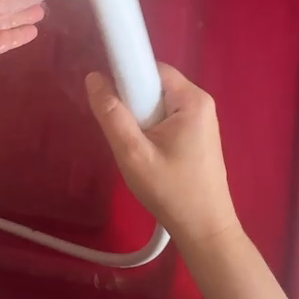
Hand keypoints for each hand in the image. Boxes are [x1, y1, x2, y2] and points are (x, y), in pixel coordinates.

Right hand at [86, 63, 238, 245]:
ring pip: (156, 103)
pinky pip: (165, 117)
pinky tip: (148, 156)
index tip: (111, 101)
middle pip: (152, 85)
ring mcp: (201, 119)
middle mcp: (200, 102)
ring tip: (136, 150)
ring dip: (140, 120)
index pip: (150, 67)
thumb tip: (93, 78)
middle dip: (132, 104)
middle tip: (125, 136)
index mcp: (191, 99)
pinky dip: (150, 130)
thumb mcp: (133, 155)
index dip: (126, 78)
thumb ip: (112, 115)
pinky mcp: (197, 134)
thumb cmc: (171, 192)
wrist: (205, 231)